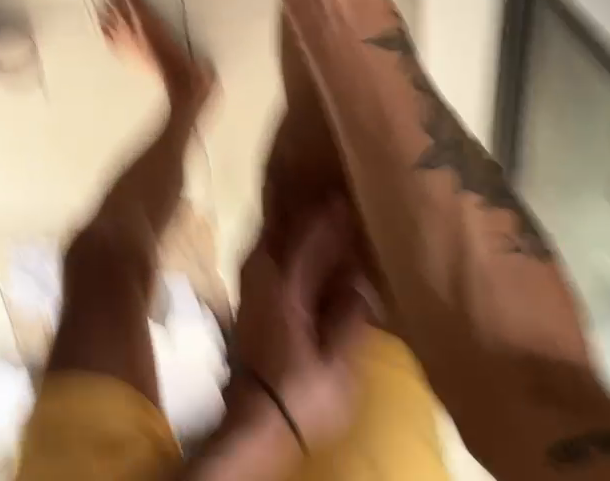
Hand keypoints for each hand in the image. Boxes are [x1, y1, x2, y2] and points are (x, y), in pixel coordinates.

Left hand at [228, 201, 371, 447]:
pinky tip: (296, 240)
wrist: (257, 421)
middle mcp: (260, 276)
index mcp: (284, 286)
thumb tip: (361, 281)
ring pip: (270, 237)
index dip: (329, 217)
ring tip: (313, 204)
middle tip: (326, 187)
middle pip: (281, 228)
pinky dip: (281, 239)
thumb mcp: (339, 364)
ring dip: (289, 219)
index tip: (345, 194)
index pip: (309, 239)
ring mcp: (249, 284)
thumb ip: (349, 317)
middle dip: (303, 207)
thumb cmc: (301, 394)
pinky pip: (266, 252)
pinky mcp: (248, 297)